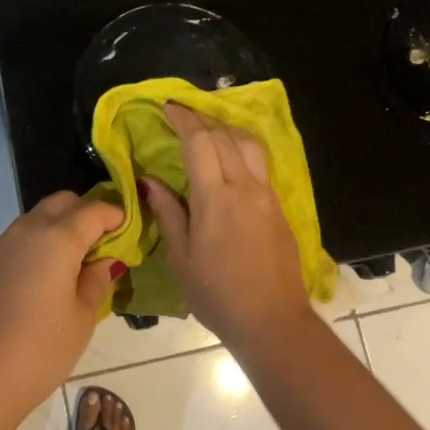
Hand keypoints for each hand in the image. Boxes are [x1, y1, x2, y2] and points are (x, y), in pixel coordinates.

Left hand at [0, 191, 124, 409]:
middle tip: (103, 245)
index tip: (129, 230)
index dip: (115, 215)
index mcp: (57, 238)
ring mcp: (1, 245)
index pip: (93, 211)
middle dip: (85, 214)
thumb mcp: (82, 318)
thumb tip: (104, 261)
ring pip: (37, 218)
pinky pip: (18, 239)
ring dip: (59, 227)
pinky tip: (44, 279)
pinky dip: (38, 245)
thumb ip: (97, 281)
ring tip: (75, 264)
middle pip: (61, 203)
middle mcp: (27, 230)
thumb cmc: (40, 350)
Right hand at [144, 103, 313, 347]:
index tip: (167, 106)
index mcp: (215, 198)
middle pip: (224, 137)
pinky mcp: (280, 207)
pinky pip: (260, 164)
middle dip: (200, 120)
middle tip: (180, 115)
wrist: (273, 322)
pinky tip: (230, 158)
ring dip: (225, 129)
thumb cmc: (217, 295)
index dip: (183, 119)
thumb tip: (149, 180)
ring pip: (249, 145)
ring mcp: (267, 196)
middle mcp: (245, 188)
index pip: (199, 142)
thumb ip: (167, 212)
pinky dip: (241, 149)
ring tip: (207, 131)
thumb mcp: (180, 258)